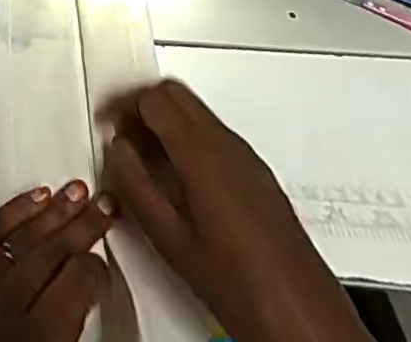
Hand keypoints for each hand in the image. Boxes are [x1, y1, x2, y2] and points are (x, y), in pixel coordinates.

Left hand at [0, 180, 116, 341]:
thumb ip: (65, 327)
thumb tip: (83, 288)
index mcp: (39, 335)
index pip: (80, 282)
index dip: (96, 268)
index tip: (102, 259)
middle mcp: (10, 298)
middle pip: (56, 249)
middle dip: (85, 224)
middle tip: (105, 203)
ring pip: (27, 232)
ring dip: (57, 209)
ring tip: (78, 189)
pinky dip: (16, 207)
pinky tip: (38, 194)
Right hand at [104, 81, 371, 341]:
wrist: (302, 317)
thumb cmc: (242, 285)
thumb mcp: (166, 234)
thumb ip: (133, 182)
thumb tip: (118, 152)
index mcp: (201, 153)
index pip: (153, 98)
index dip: (122, 104)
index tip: (108, 120)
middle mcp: (227, 145)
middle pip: (175, 93)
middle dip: (141, 103)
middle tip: (121, 127)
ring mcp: (246, 156)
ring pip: (195, 110)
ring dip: (164, 118)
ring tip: (142, 150)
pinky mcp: (257, 171)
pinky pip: (213, 132)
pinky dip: (186, 135)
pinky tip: (174, 170)